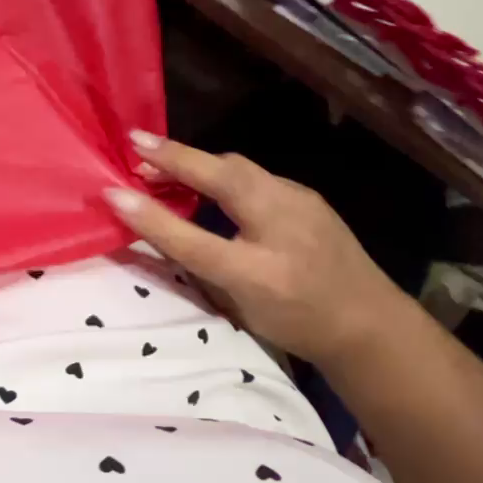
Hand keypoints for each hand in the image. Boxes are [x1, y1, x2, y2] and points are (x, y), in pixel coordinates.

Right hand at [104, 131, 414, 368]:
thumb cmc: (299, 323)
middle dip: (176, 158)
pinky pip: (255, 177)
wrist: (373, 328)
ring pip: (241, 170)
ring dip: (198, 163)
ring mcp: (302, 203)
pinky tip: (210, 186)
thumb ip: (196, 262)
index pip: (193, 234)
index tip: (110, 191)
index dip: (150, 214)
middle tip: (135, 154)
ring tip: (162, 168)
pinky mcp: (309, 200)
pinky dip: (223, 173)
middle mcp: (285, 223)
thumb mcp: (240, 303)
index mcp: (262, 264)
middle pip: (225, 174)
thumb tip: (153, 227)